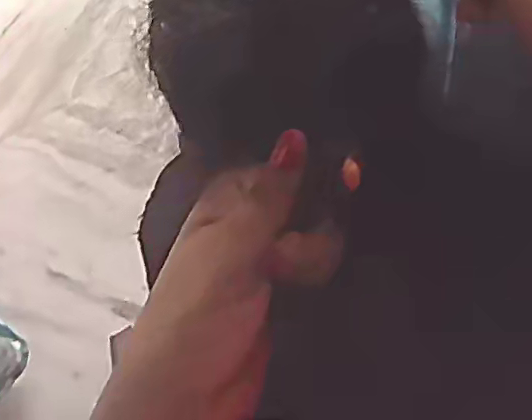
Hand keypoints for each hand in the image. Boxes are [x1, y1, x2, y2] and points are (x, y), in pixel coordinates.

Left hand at [92, 131, 340, 419]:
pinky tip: (310, 288)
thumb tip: (295, 137)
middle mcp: (257, 225)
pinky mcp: (295, 301)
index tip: (342, 170)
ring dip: (317, 259)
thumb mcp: (228, 246)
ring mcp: (277, 264)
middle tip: (287, 251)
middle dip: (315, 222)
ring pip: (324, 239)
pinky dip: (328, 279)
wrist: (189, 403)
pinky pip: (328, 276)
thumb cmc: (190, 315)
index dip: (312, 165)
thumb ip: (268, 194)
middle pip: (311, 201)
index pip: (284, 163)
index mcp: (233, 198)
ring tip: (287, 281)